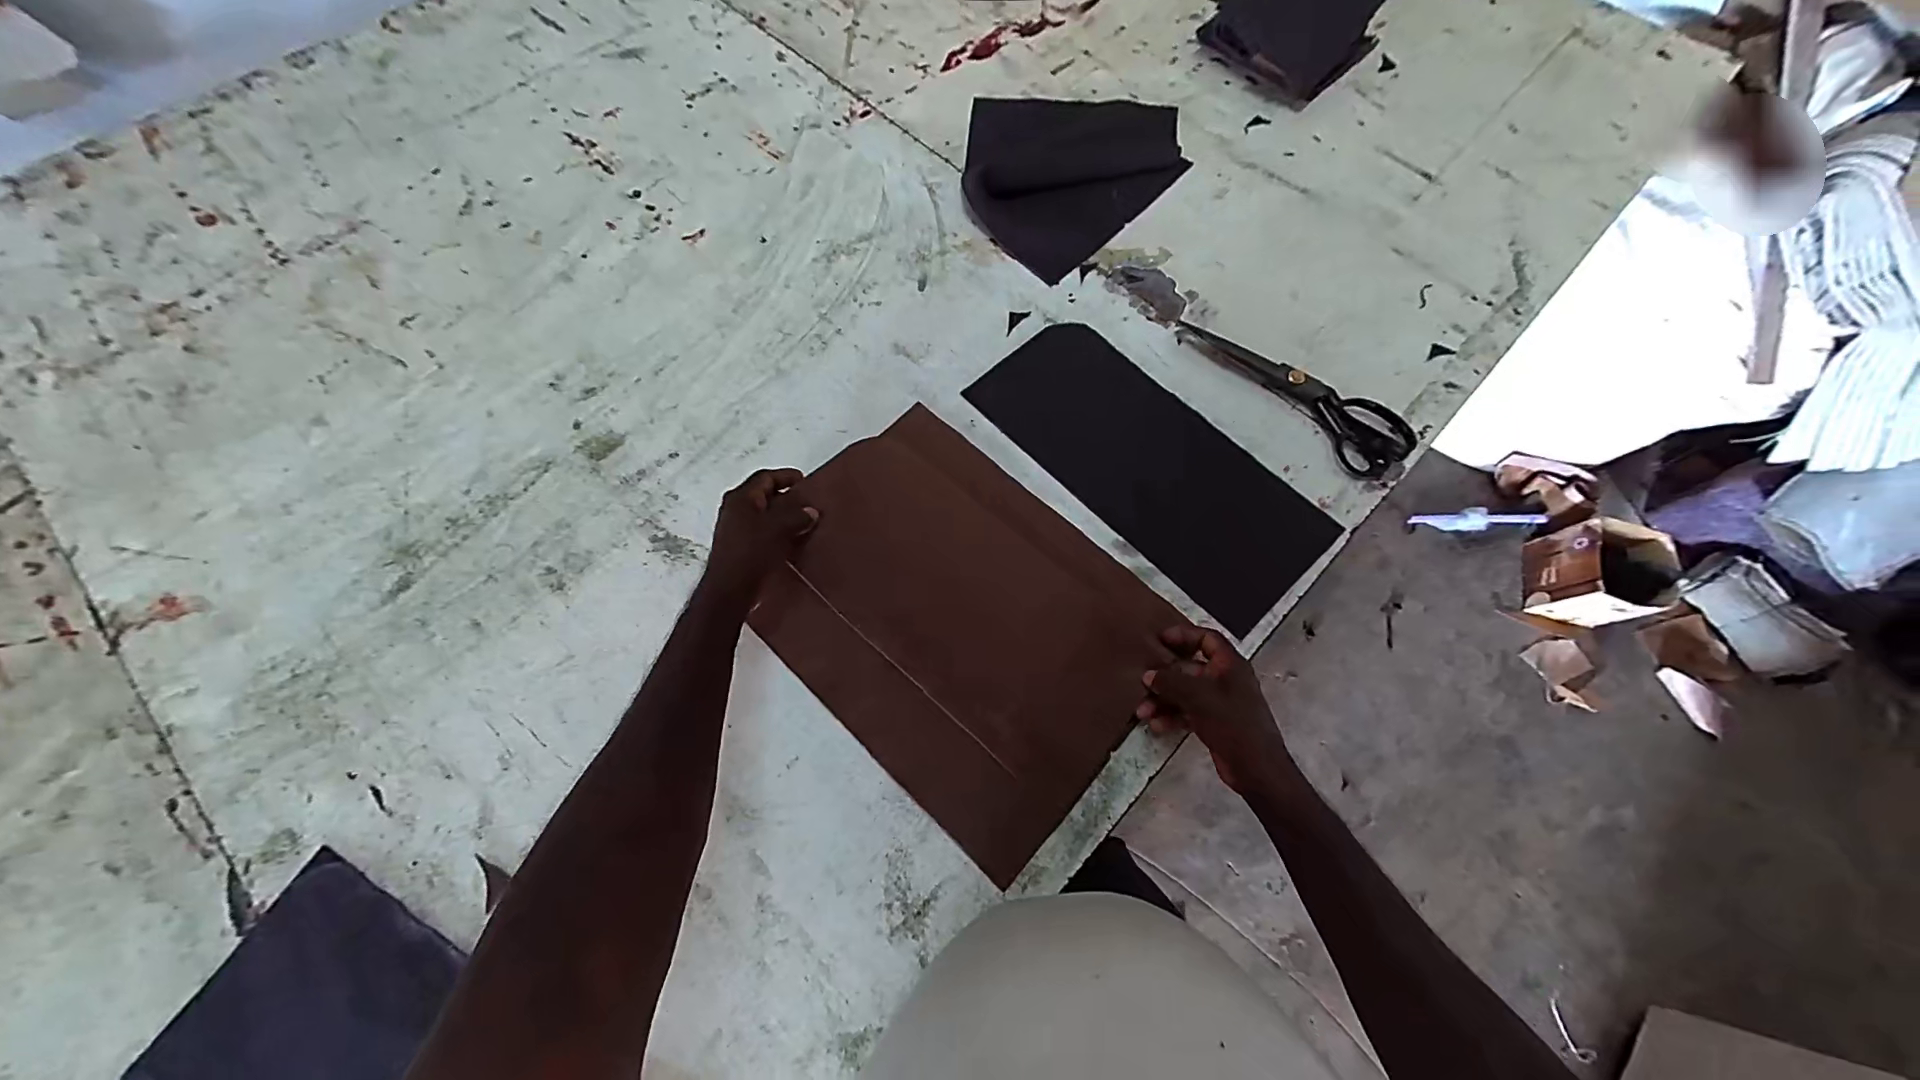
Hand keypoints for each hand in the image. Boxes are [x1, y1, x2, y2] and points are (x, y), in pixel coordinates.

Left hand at [701, 468, 817, 604]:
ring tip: (806, 523)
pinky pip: (764, 533)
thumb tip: (811, 511)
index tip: (805, 480)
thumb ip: (796, 515)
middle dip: (787, 498)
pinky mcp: (741, 549)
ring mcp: (736, 530)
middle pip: (765, 496)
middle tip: (809, 502)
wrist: (730, 591)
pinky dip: (779, 533)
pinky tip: (794, 543)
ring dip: (785, 518)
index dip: (786, 476)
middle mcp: (735, 511)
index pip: (765, 478)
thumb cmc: (750, 554)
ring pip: (765, 516)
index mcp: (741, 499)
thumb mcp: (777, 529)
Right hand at [1137, 624, 1296, 795]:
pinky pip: (1187, 712)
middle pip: (1190, 668)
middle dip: (1165, 677)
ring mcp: (1220, 702)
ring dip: (1163, 700)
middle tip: (1143, 680)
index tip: (1161, 638)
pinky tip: (1156, 725)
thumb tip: (1149, 676)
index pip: (1207, 639)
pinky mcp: (1214, 722)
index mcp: (1230, 665)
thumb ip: (1171, 682)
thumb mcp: (1199, 697)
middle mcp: (1225, 680)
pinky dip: (1172, 716)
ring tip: (1142, 711)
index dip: (1184, 634)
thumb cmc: (1233, 723)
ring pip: (1185, 693)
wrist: (1256, 768)